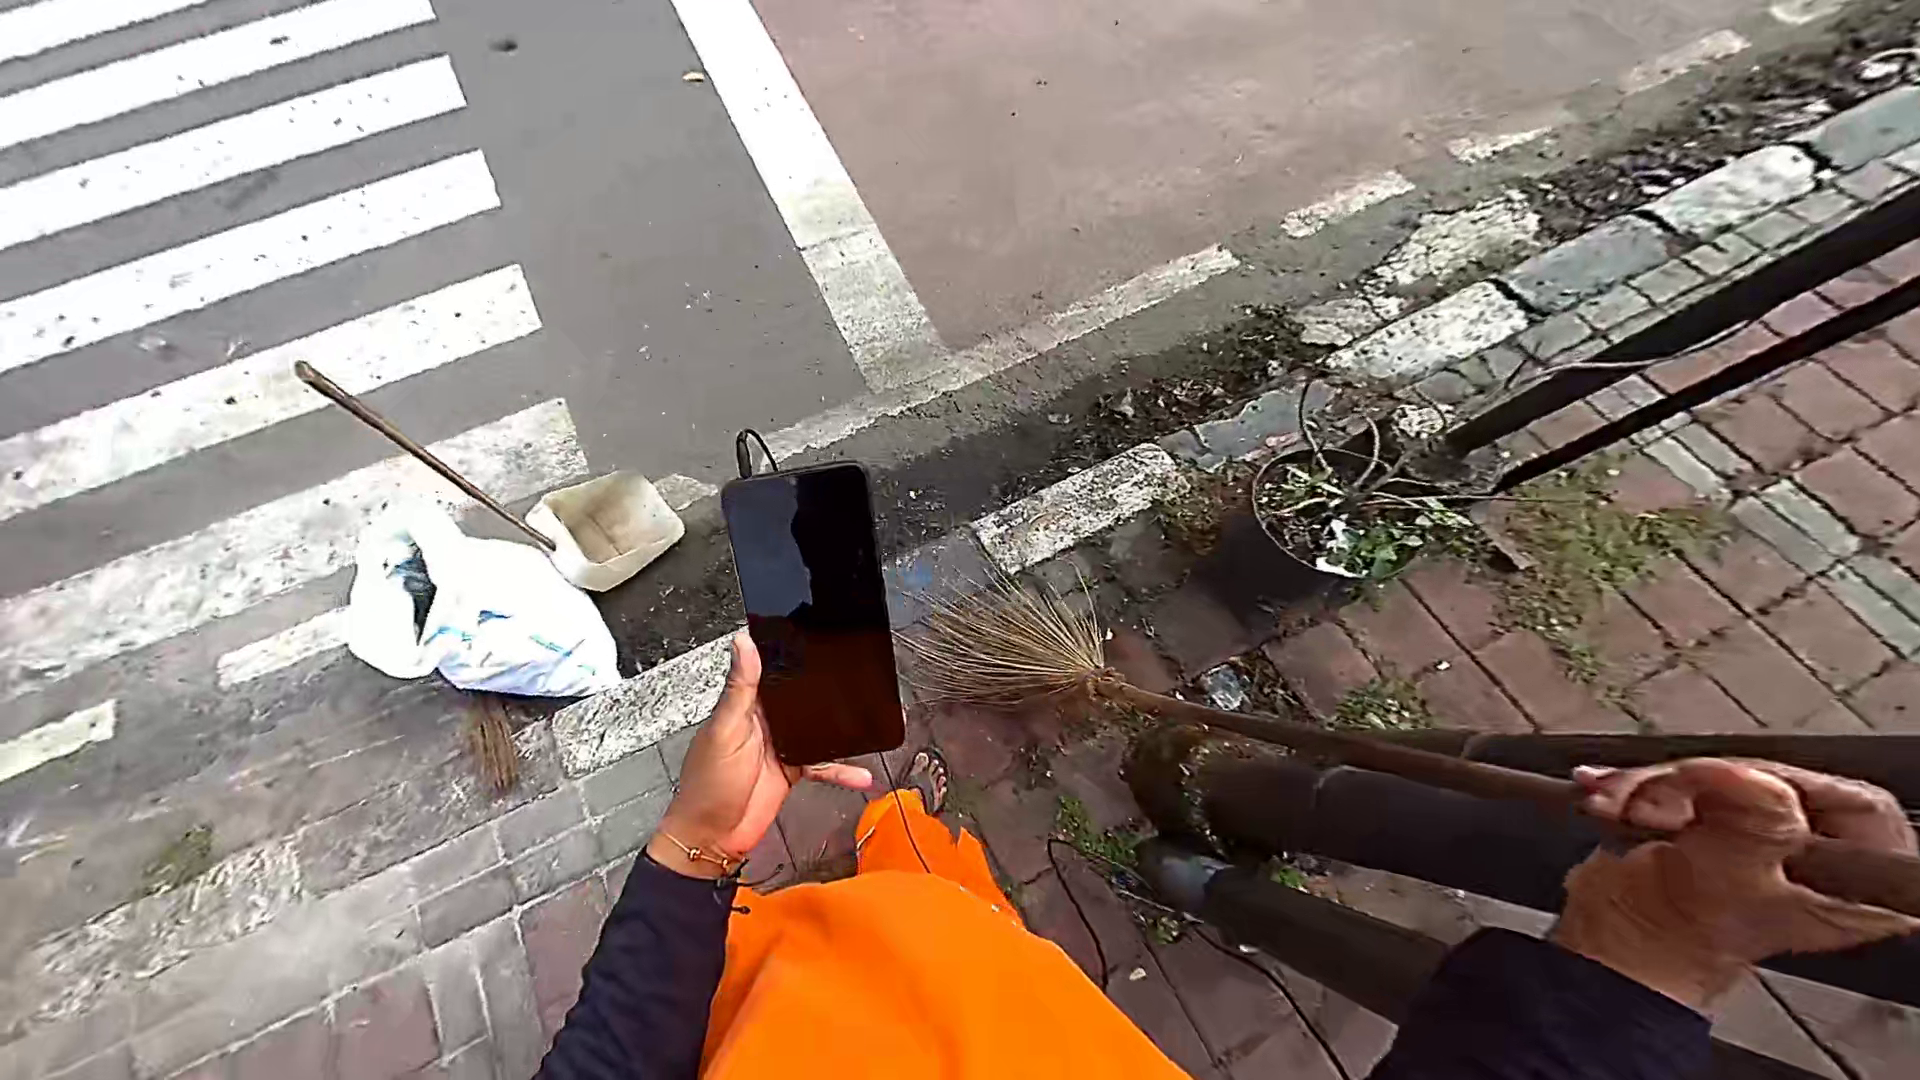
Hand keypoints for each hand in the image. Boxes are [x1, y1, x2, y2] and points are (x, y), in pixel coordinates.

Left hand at [646, 632, 872, 878]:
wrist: (711, 840)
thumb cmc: (706, 785)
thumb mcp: (725, 731)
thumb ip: (739, 689)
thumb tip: (742, 643)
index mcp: (747, 704)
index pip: (774, 671)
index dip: (795, 656)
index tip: (820, 639)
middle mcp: (767, 721)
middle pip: (804, 699)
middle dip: (830, 692)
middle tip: (859, 678)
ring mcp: (782, 745)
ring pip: (820, 729)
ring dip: (844, 729)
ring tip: (873, 720)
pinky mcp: (793, 769)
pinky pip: (824, 764)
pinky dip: (843, 770)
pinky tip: (861, 773)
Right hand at [1551, 758, 1919, 1008]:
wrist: (1612, 933)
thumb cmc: (1676, 931)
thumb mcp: (1721, 881)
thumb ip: (1746, 830)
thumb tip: (1749, 778)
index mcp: (1855, 882)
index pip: (1849, 802)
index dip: (1775, 785)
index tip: (1710, 786)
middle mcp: (1811, 855)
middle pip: (1759, 782)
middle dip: (1681, 784)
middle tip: (1648, 807)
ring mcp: (1749, 835)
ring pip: (1704, 777)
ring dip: (1642, 783)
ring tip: (1616, 807)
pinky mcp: (1696, 818)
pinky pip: (1667, 779)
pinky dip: (1627, 781)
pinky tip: (1604, 793)